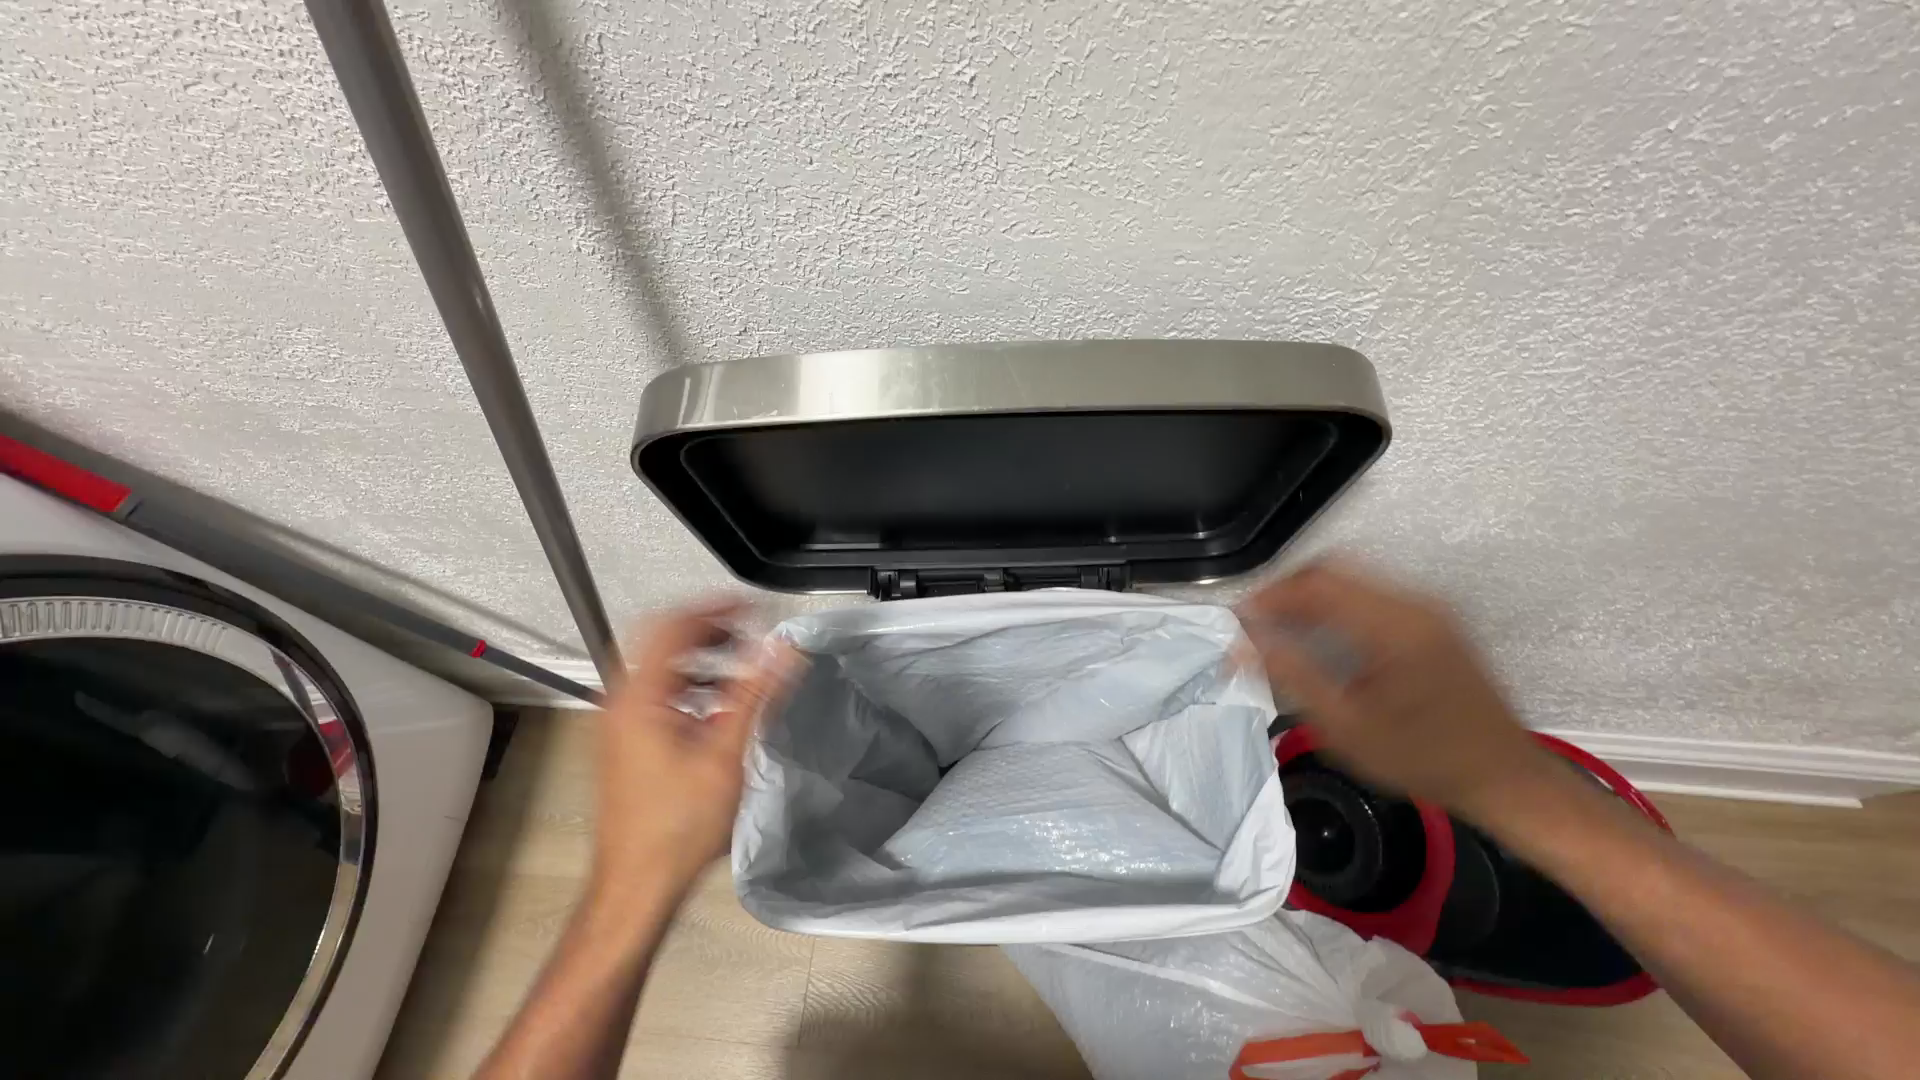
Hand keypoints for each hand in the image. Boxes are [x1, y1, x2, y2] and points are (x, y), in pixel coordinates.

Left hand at [590, 599, 799, 903]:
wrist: (636, 884)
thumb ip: (756, 693)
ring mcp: (618, 725)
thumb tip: (783, 649)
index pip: (674, 626)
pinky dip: (690, 685)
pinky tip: (718, 707)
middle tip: (749, 631)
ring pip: (659, 668)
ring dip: (702, 659)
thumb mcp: (726, 753)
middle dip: (710, 630)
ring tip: (740, 666)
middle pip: (663, 641)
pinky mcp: (624, 744)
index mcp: (640, 697)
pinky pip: (656, 694)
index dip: (716, 608)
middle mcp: (620, 703)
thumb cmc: (676, 827)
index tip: (751, 607)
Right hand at [1239, 559, 1554, 820]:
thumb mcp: (1345, 727)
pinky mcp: (1433, 620)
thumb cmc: (1423, 760)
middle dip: (1284, 591)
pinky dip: (1334, 605)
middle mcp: (1414, 603)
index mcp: (1393, 626)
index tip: (1237, 621)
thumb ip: (1290, 676)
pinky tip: (1318, 636)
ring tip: (1278, 630)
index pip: (1315, 582)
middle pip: (1331, 570)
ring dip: (1307, 596)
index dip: (1268, 595)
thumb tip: (1240, 644)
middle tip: (1253, 625)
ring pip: (1350, 578)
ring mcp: (1428, 608)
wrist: (1505, 777)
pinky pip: (1370, 594)